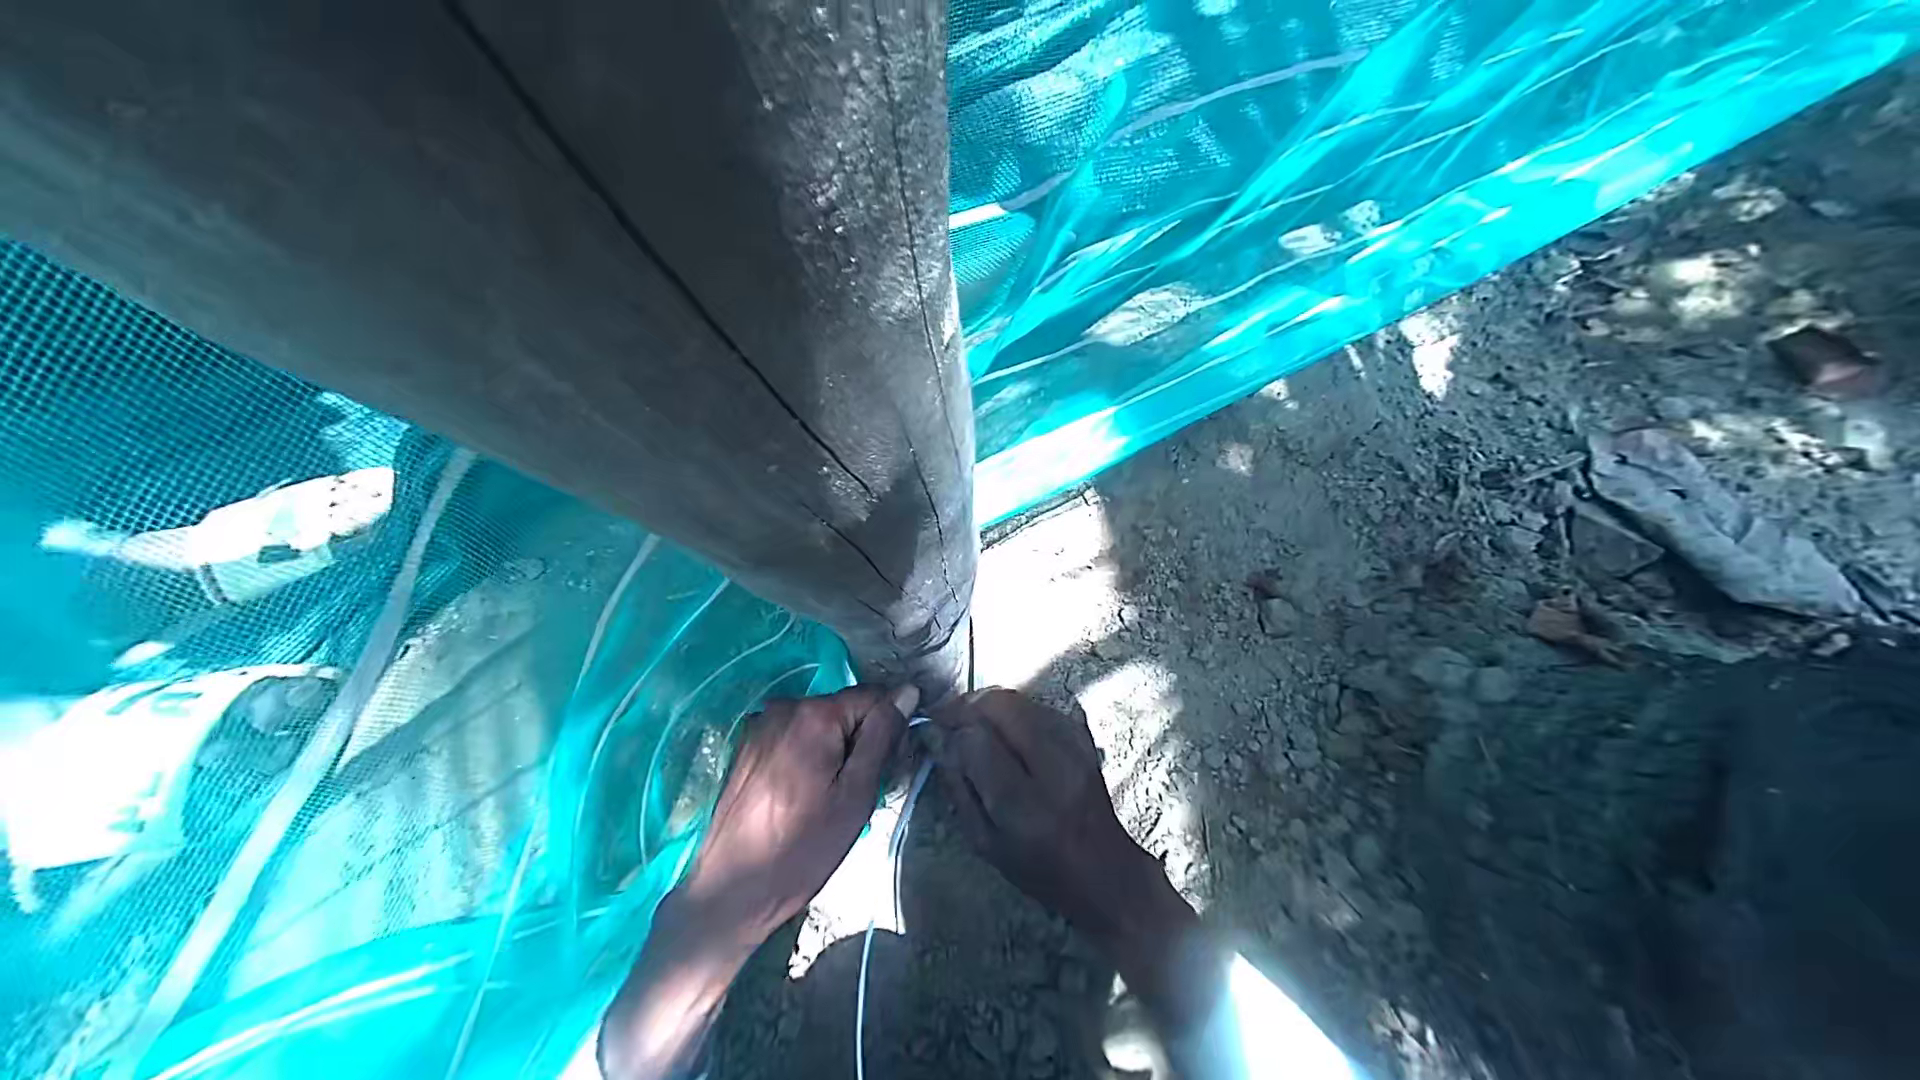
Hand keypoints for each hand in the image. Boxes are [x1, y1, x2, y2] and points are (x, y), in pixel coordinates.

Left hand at [675, 682, 914, 944]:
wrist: (730, 889)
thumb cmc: (802, 847)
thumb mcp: (856, 794)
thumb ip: (882, 736)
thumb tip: (907, 692)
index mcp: (815, 714)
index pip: (873, 696)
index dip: (888, 727)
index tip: (886, 765)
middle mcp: (785, 706)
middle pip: (844, 708)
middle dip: (859, 739)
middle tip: (855, 789)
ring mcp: (761, 724)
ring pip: (820, 723)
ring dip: (833, 749)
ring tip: (826, 796)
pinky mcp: (747, 745)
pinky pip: (794, 736)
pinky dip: (806, 755)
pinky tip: (799, 794)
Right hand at [929, 688, 1218, 1049]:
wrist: (1105, 869)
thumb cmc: (1039, 867)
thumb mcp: (986, 842)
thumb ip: (959, 788)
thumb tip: (937, 740)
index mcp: (1025, 803)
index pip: (978, 742)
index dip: (951, 731)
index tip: (934, 732)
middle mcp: (1053, 764)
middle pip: (1000, 706)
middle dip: (966, 705)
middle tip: (945, 716)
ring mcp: (1072, 744)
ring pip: (1018, 698)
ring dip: (986, 703)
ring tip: (968, 719)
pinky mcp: (1081, 735)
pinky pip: (1035, 705)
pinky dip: (1011, 708)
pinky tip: (1000, 726)